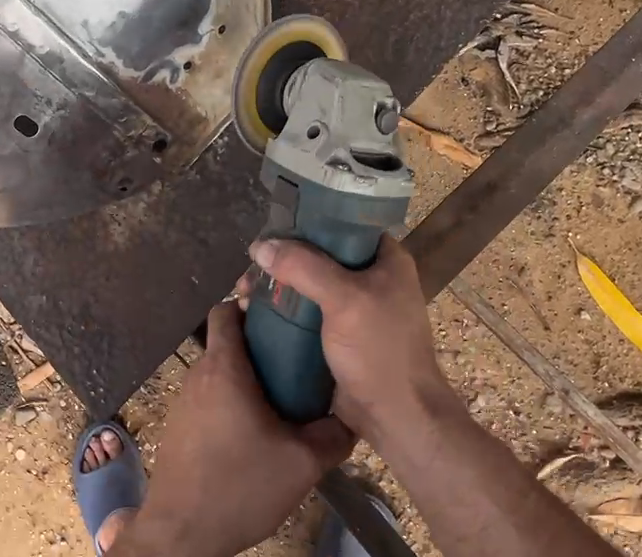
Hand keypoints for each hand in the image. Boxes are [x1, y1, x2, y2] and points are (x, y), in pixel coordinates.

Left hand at [112, 302, 355, 556]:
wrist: (183, 531)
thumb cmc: (240, 485)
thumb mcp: (300, 464)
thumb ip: (331, 435)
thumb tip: (351, 415)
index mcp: (224, 368)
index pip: (225, 310)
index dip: (250, 303)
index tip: (280, 313)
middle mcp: (199, 374)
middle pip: (227, 340)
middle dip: (259, 344)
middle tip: (296, 358)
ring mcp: (184, 400)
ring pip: (219, 371)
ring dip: (247, 376)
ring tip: (283, 395)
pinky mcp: (180, 425)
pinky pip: (209, 397)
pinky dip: (232, 400)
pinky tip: (257, 428)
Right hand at [244, 236, 449, 446]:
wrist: (398, 419)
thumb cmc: (381, 352)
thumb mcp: (344, 300)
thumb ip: (303, 268)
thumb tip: (260, 247)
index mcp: (386, 260)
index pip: (343, 224)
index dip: (307, 221)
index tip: (272, 227)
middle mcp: (372, 278)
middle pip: (319, 254)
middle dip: (282, 258)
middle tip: (251, 266)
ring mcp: (355, 308)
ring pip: (308, 284)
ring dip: (276, 285)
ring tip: (243, 291)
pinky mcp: (338, 334)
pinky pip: (305, 312)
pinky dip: (281, 309)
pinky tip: (253, 311)